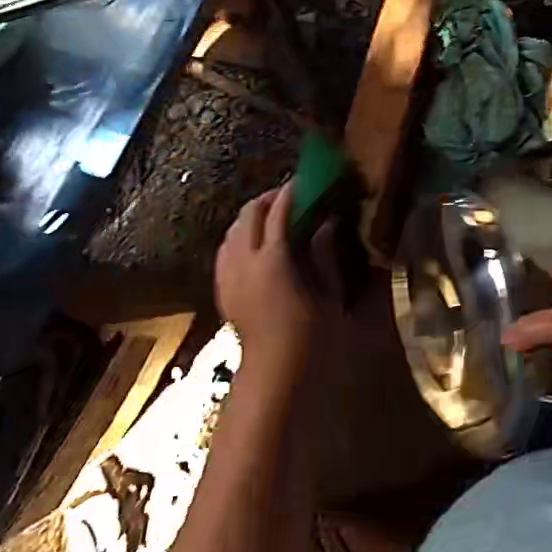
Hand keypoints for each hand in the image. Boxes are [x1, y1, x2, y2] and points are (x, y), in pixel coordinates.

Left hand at [215, 185, 313, 374]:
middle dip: (268, 198)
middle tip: (290, 193)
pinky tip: (255, 241)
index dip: (291, 192)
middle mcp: (244, 262)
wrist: (274, 371)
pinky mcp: (222, 287)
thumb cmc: (310, 335)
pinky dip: (239, 235)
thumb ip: (325, 254)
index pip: (278, 213)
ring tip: (273, 213)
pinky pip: (225, 249)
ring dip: (252, 215)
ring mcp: (228, 275)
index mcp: (273, 261)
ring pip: (232, 229)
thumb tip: (328, 223)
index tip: (305, 181)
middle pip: (249, 214)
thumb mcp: (328, 294)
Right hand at [503, 269, 551, 387]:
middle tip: (497, 335)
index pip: (532, 279)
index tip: (491, 312)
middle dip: (522, 321)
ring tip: (509, 350)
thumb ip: (531, 328)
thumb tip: (502, 337)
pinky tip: (530, 359)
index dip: (512, 294)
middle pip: (539, 304)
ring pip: (549, 325)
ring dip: (535, 339)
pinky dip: (549, 349)